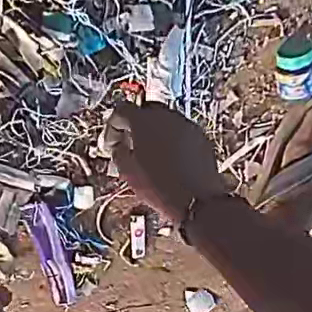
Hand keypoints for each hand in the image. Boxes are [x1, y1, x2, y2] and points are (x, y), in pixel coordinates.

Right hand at [101, 101, 231, 220]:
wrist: (196, 201)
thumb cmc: (161, 187)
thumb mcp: (127, 171)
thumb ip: (118, 150)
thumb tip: (118, 145)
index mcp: (144, 121)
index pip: (121, 110)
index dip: (112, 128)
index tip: (111, 144)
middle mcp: (166, 116)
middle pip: (143, 112)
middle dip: (134, 127)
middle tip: (128, 146)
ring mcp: (186, 125)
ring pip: (163, 121)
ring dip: (153, 133)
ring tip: (148, 156)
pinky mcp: (200, 137)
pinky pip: (179, 132)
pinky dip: (170, 141)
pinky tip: (167, 161)